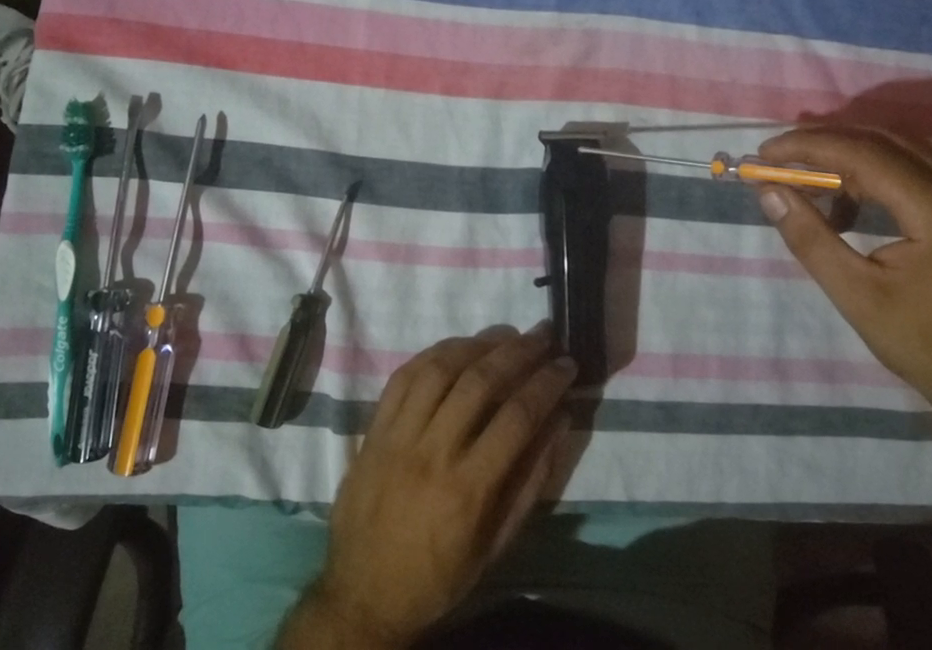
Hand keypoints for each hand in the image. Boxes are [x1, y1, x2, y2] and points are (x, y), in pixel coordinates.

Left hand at [286, 325, 574, 647]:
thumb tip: (559, 422)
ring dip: (477, 344)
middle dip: (519, 352)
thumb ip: (530, 482)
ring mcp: (397, 438)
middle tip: (543, 335)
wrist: (363, 595)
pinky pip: (403, 378)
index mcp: (469, 488)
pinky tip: (456, 348)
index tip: (568, 364)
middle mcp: (432, 453)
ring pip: (439, 370)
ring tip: (504, 335)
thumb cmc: (439, 577)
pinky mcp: (372, 432)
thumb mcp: (497, 544)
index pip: (518, 416)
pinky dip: (433, 355)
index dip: (548, 383)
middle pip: (480, 382)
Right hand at [754, 127, 931, 419]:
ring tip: (802, 171)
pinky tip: (842, 203)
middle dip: (826, 142)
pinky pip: (911, 172)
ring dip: (847, 154)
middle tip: (777, 155)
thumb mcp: (854, 295)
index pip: (867, 155)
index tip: (765, 154)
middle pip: (884, 142)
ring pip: (898, 151)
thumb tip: (769, 192)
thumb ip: (810, 238)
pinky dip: (870, 174)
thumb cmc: (919, 343)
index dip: (811, 147)